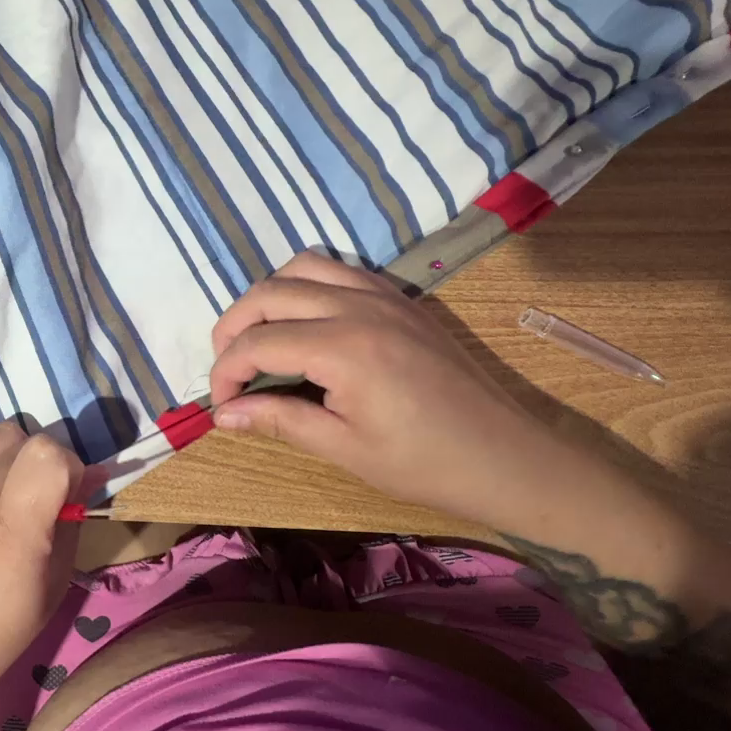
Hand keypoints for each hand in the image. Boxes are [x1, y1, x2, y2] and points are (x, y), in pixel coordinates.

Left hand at [0, 422, 82, 706]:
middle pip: (22, 437)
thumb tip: (87, 475)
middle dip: (42, 459)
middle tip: (40, 494)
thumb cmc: (1, 628)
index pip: (48, 453)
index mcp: (11, 532)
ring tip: (10, 486)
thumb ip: (72, 519)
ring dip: (12, 451)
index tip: (68, 491)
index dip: (68, 465)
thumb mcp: (56, 581)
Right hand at [207, 251, 598, 520]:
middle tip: (229, 370)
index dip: (226, 372)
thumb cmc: (424, 463)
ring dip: (267, 298)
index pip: (257, 342)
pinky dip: (305, 286)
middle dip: (233, 328)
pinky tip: (304, 323)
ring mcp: (383, 296)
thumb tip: (222, 414)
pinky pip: (337, 270)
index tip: (223, 406)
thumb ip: (278, 420)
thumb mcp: (344, 448)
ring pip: (301, 267)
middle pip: (268, 294)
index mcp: (344, 349)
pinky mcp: (400, 299)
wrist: (507, 457)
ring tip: (259, 337)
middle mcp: (359, 307)